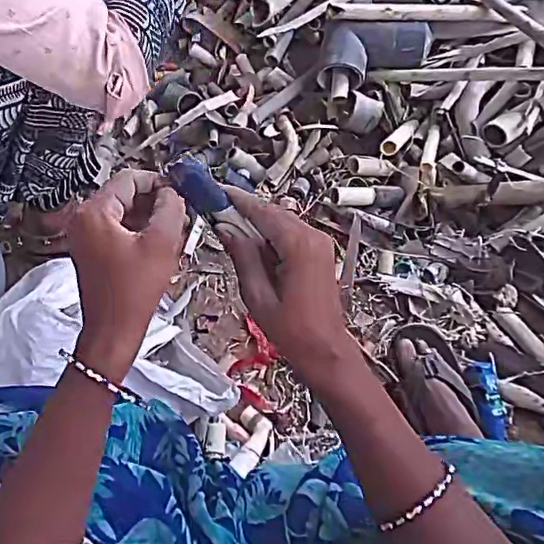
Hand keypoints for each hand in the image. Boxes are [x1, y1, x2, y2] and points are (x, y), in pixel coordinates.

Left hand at [66, 169, 187, 380]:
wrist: (113, 330)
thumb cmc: (130, 294)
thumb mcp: (161, 243)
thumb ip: (170, 207)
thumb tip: (172, 193)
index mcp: (93, 213)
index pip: (130, 178)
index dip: (158, 182)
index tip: (178, 192)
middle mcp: (83, 220)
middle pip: (126, 194)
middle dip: (155, 203)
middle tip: (179, 214)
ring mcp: (85, 236)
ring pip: (124, 212)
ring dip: (149, 218)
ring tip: (173, 233)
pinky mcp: (92, 250)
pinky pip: (119, 229)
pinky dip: (140, 232)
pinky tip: (160, 246)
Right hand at [220, 187, 366, 390]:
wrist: (326, 350)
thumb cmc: (295, 331)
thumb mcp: (257, 295)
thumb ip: (242, 257)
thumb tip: (227, 230)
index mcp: (298, 246)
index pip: (262, 211)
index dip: (236, 201)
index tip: (217, 193)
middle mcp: (313, 238)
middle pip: (273, 212)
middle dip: (245, 212)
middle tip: (218, 213)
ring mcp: (320, 244)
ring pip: (282, 221)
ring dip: (257, 224)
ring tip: (232, 233)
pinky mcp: (320, 252)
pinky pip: (291, 234)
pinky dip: (271, 235)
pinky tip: (255, 247)